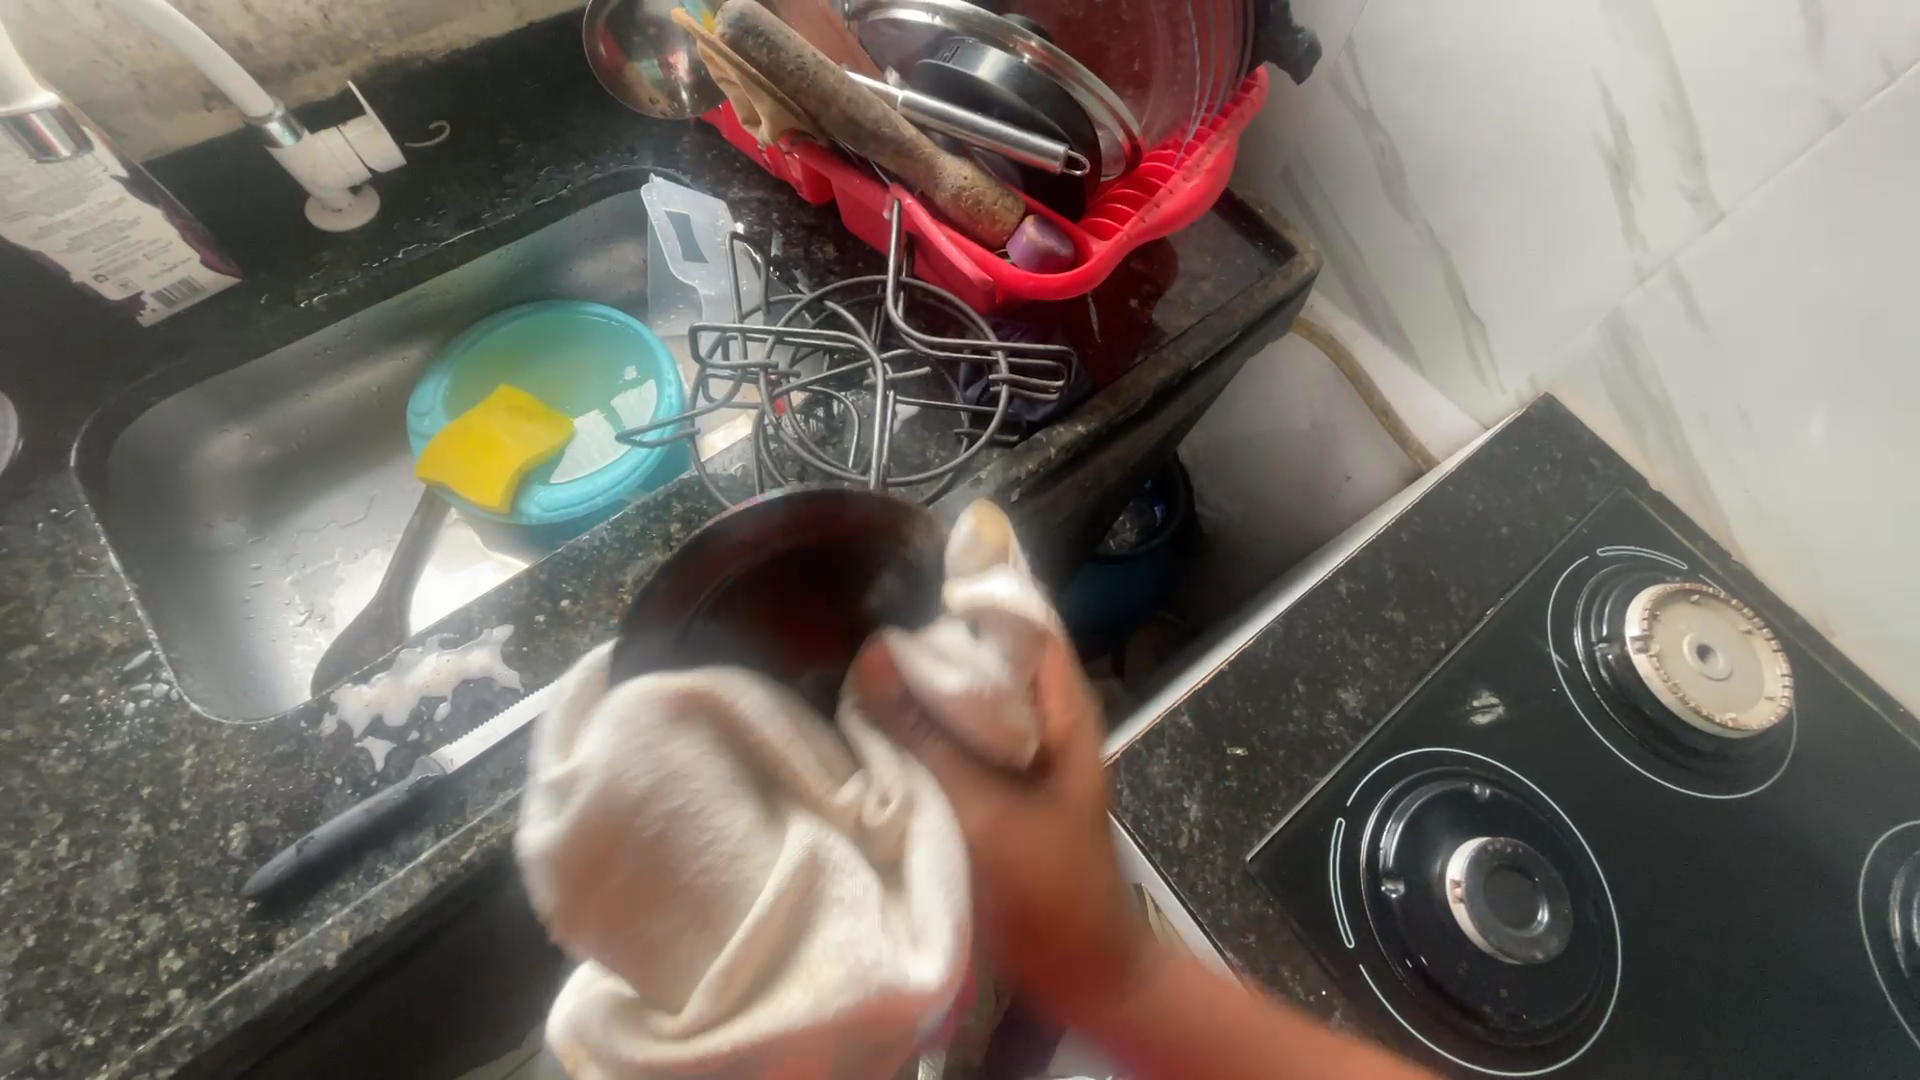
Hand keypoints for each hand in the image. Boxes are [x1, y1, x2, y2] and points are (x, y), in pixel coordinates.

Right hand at [846, 625, 1156, 1025]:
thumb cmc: (1048, 887)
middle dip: (932, 647)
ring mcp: (1021, 752)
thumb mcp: (983, 808)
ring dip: (923, 691)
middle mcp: (1045, 716)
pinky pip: (956, 739)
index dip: (970, 600)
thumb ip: (926, 735)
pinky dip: (924, 731)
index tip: (907, 590)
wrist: (1079, 974)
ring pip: (967, 699)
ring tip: (863, 673)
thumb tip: (872, 655)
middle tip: (869, 638)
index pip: (1023, 621)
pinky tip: (879, 728)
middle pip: (988, 657)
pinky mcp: (998, 784)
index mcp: (1064, 706)